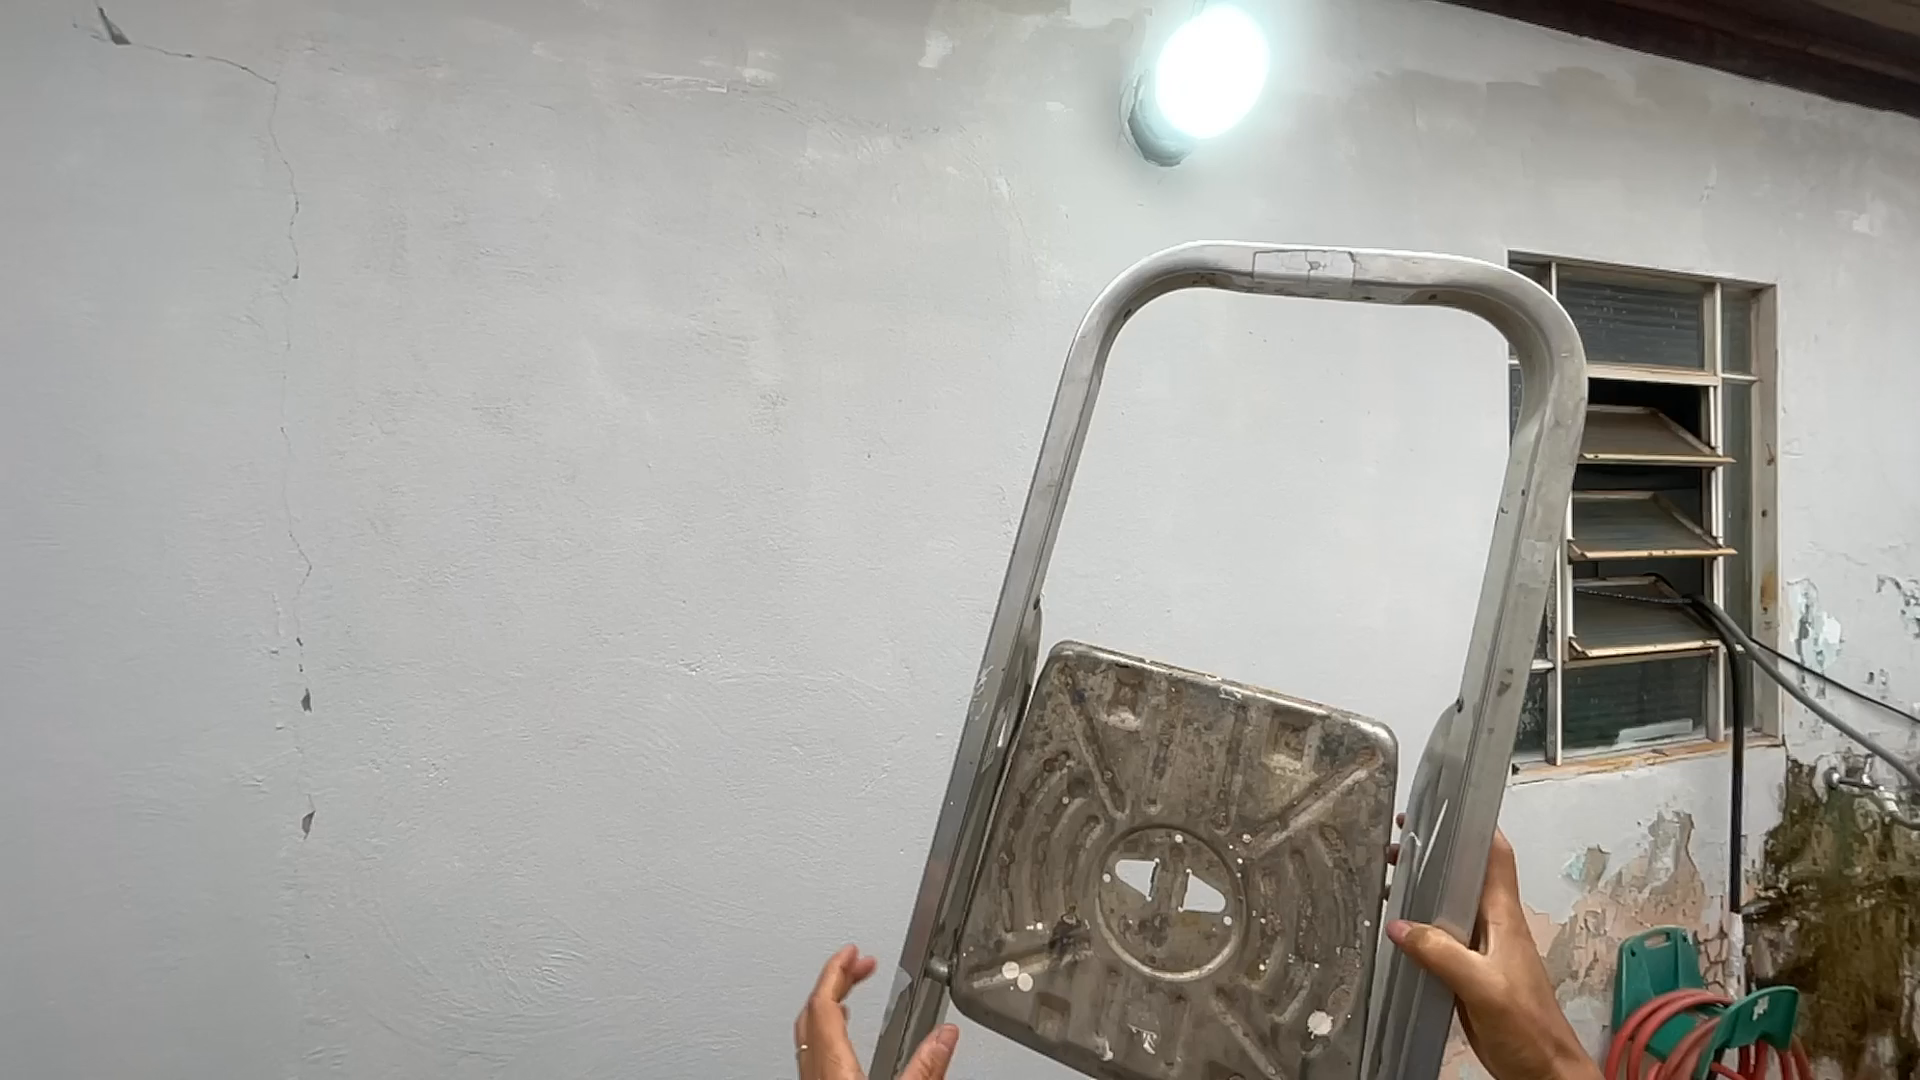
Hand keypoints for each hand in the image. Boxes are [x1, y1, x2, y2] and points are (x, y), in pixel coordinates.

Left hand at [794, 945, 958, 1079]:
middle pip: (813, 1010)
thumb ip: (925, 1066)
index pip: (822, 1002)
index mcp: (832, 1064)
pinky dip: (825, 1029)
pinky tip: (841, 1036)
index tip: (852, 950)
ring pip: (808, 1030)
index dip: (835, 969)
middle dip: (836, 978)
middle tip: (860, 962)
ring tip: (850, 988)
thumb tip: (946, 1033)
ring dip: (827, 1002)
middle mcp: (814, 1072)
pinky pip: (812, 1050)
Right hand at [1386, 829, 1602, 1079]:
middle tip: (1393, 833)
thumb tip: (1397, 924)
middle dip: (1431, 847)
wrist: (1542, 1074)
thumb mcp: (1483, 986)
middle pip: (1462, 871)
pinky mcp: (1464, 965)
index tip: (1441, 805)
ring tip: (1384, 867)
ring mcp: (1477, 943)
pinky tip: (1390, 914)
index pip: (1495, 857)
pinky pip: (1436, 929)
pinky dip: (1414, 913)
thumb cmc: (1525, 1025)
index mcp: (1502, 916)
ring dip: (1419, 879)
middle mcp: (1490, 921)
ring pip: (1445, 898)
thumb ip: (1441, 953)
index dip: (1474, 826)